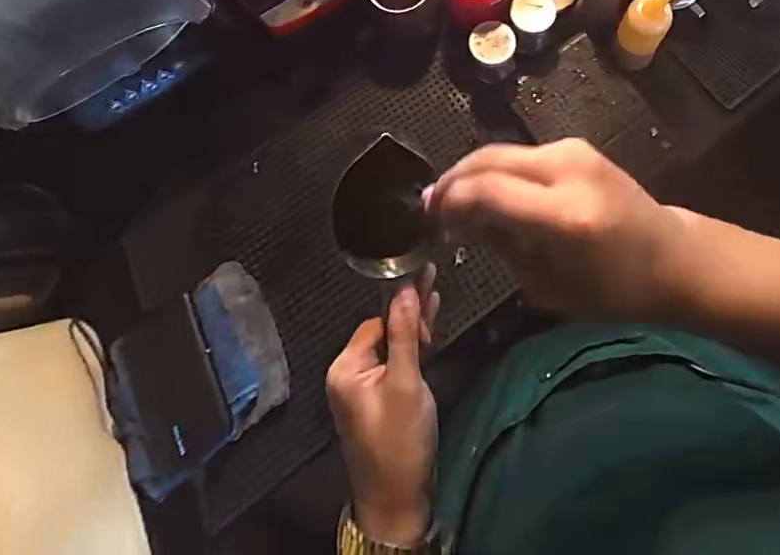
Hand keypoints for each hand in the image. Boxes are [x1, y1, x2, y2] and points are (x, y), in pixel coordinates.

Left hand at [326, 268, 439, 546]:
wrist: (398, 501)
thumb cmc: (400, 442)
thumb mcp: (405, 384)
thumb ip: (404, 334)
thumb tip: (404, 289)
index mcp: (346, 368)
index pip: (377, 321)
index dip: (403, 316)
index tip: (428, 318)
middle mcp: (350, 372)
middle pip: (384, 328)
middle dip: (409, 311)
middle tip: (432, 278)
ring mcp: (365, 385)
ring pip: (393, 342)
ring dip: (414, 323)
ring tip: (433, 288)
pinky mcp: (381, 395)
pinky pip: (396, 359)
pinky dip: (414, 343)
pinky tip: (428, 323)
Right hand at [427, 139, 691, 320]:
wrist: (672, 256)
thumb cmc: (616, 289)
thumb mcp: (549, 285)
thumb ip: (501, 245)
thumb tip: (459, 220)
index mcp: (565, 214)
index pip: (488, 191)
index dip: (451, 201)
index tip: (431, 219)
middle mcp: (568, 169)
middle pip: (489, 159)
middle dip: (454, 180)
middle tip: (433, 207)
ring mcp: (574, 150)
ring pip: (502, 151)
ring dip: (474, 174)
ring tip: (456, 204)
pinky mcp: (577, 146)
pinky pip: (522, 154)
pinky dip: (498, 171)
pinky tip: (490, 194)